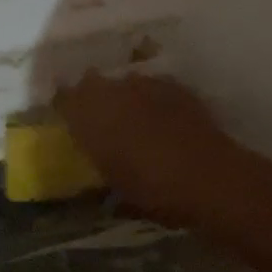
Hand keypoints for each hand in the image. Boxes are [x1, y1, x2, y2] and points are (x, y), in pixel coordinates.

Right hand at [53, 72, 252, 226]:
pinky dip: (153, 99)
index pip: (62, 97)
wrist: (210, 177)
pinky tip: (162, 117)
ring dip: (124, 95)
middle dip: (92, 96)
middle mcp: (109, 91)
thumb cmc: (151, 188)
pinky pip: (154, 87)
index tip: (67, 119)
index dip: (64, 107)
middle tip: (99, 119)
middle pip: (91, 83)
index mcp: (86, 114)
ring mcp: (144, 84)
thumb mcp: (115, 186)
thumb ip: (101, 168)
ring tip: (134, 117)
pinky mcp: (174, 86)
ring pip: (124, 82)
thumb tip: (97, 173)